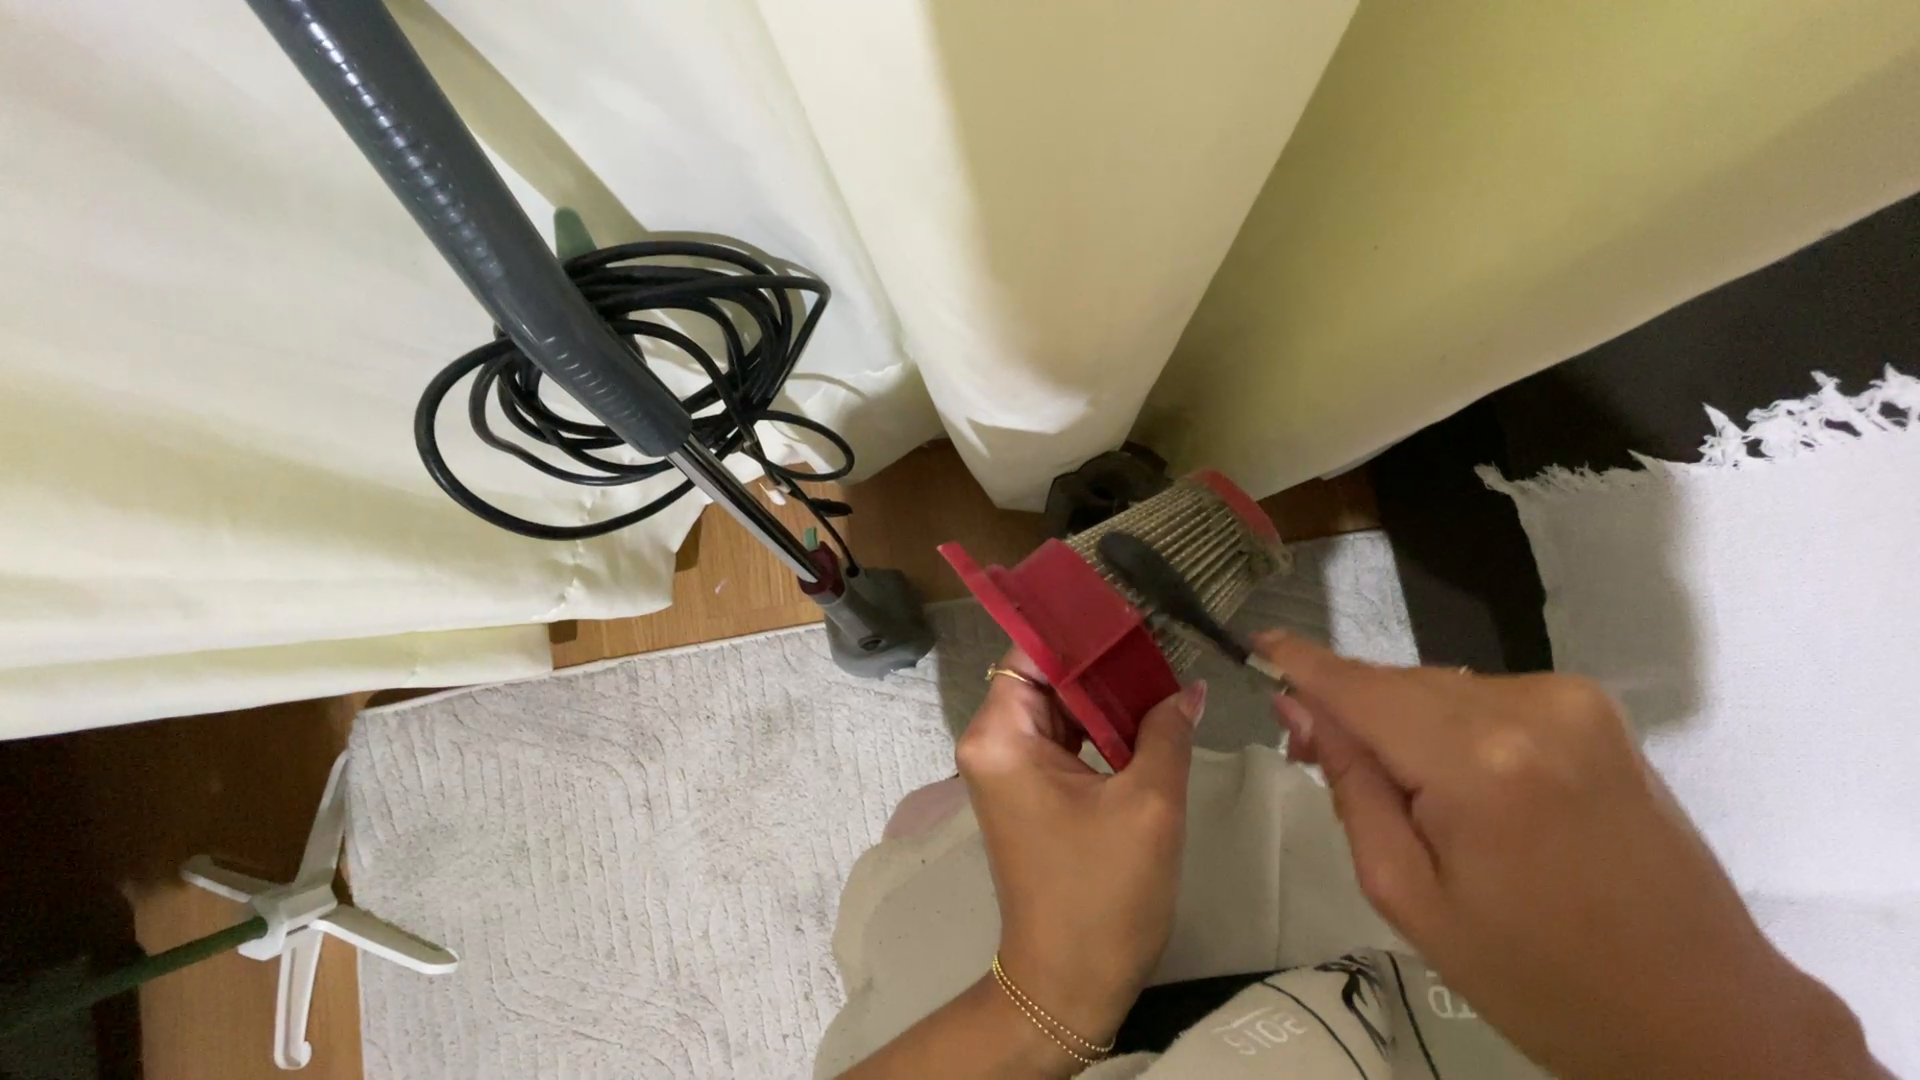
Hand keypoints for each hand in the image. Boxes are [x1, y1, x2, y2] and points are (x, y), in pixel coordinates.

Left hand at [957, 649, 1205, 1053]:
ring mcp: (1006, 768)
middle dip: (1099, 663)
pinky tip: (1142, 716)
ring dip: (1103, 696)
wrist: (1069, 981)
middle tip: (1157, 642)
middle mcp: (991, 743)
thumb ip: (1166, 731)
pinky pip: (1060, 740)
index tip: (1128, 614)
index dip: (1078, 631)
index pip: (1032, 654)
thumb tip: (1187, 686)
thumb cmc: (1104, 892)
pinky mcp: (1026, 790)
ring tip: (1159, 671)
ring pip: (1056, 708)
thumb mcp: (1150, 804)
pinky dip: (1096, 728)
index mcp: (1001, 737)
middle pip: (1044, 678)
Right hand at [1258, 633, 1882, 1079]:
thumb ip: (1349, 784)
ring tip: (1391, 781)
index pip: (1358, 687)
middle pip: (1394, 683)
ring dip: (1398, 718)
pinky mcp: (1596, 710)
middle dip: (1346, 707)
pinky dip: (1448, 723)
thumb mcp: (1407, 892)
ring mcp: (1571, 702)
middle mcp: (1528, 708)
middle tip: (1310, 752)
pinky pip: (1482, 697)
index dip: (1300, 662)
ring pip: (1436, 687)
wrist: (1703, 1013)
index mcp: (1478, 763)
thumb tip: (1301, 708)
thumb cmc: (1535, 974)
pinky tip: (1452, 777)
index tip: (1255, 642)